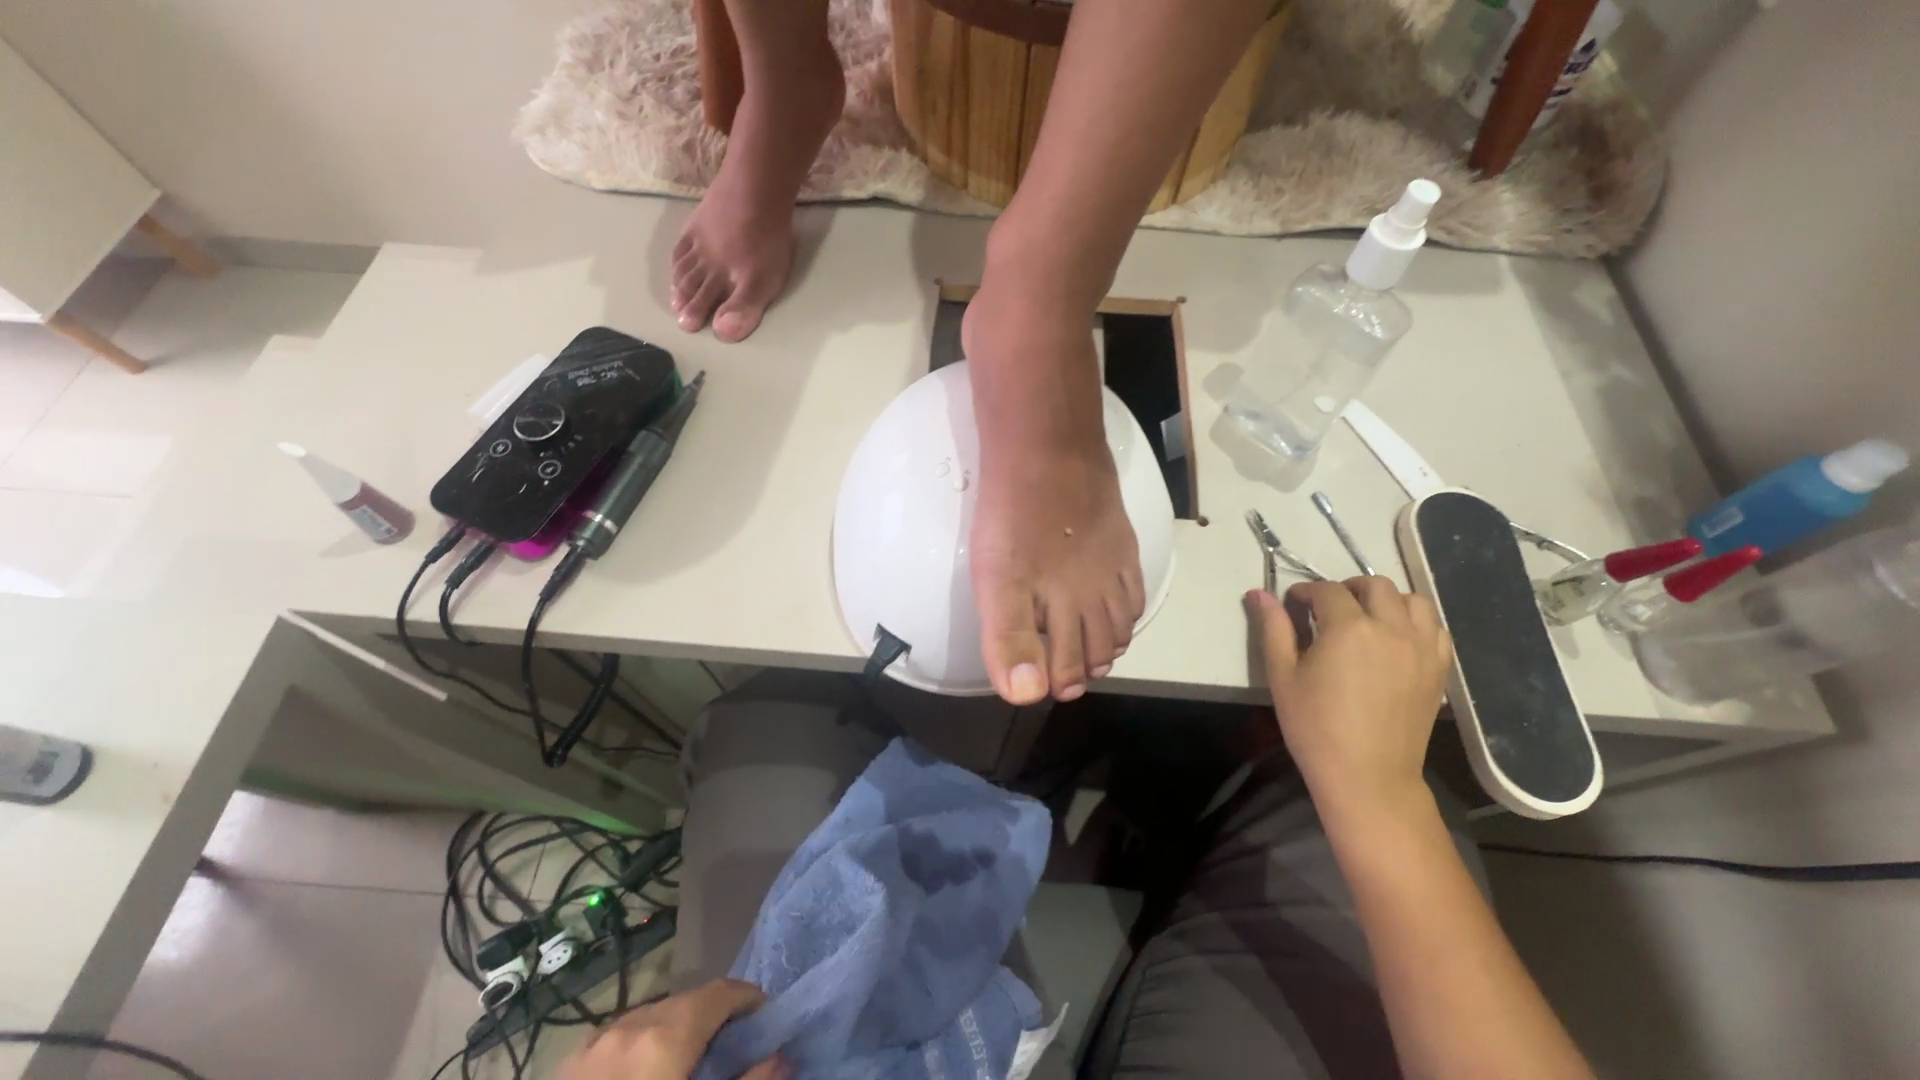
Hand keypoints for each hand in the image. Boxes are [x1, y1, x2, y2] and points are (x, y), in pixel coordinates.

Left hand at [558, 979, 785, 1079]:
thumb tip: (779, 1057)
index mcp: (665, 1036)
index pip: (721, 992)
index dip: (750, 1001)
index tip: (766, 1026)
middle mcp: (628, 1026)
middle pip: (686, 1004)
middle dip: (714, 1022)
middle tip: (733, 1058)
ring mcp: (591, 1046)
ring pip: (649, 1021)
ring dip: (676, 1035)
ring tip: (687, 1074)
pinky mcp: (566, 1068)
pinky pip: (616, 1043)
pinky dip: (640, 1051)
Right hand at [1245, 579, 1451, 825]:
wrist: (1367, 776)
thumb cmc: (1315, 728)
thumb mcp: (1283, 677)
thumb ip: (1274, 629)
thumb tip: (1259, 593)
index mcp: (1348, 628)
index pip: (1327, 591)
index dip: (1306, 592)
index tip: (1294, 605)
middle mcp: (1390, 627)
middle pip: (1374, 585)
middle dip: (1348, 589)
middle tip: (1329, 609)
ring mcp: (1421, 647)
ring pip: (1411, 600)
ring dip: (1387, 600)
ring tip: (1368, 618)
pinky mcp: (1438, 667)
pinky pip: (1435, 627)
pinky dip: (1416, 622)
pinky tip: (1397, 637)